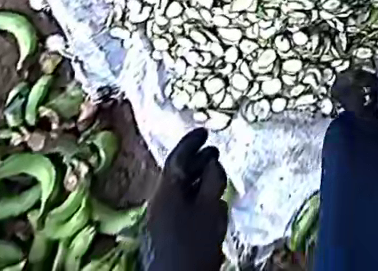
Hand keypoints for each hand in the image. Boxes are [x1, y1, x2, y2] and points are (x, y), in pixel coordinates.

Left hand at [140, 129, 227, 270]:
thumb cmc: (194, 246)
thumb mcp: (209, 208)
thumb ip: (212, 180)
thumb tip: (213, 162)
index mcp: (165, 192)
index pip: (177, 158)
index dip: (191, 142)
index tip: (205, 131)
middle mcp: (159, 203)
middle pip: (178, 175)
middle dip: (198, 163)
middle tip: (215, 153)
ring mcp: (160, 222)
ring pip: (181, 193)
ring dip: (199, 184)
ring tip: (218, 182)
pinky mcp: (166, 238)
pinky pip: (182, 210)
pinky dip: (197, 202)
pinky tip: (212, 210)